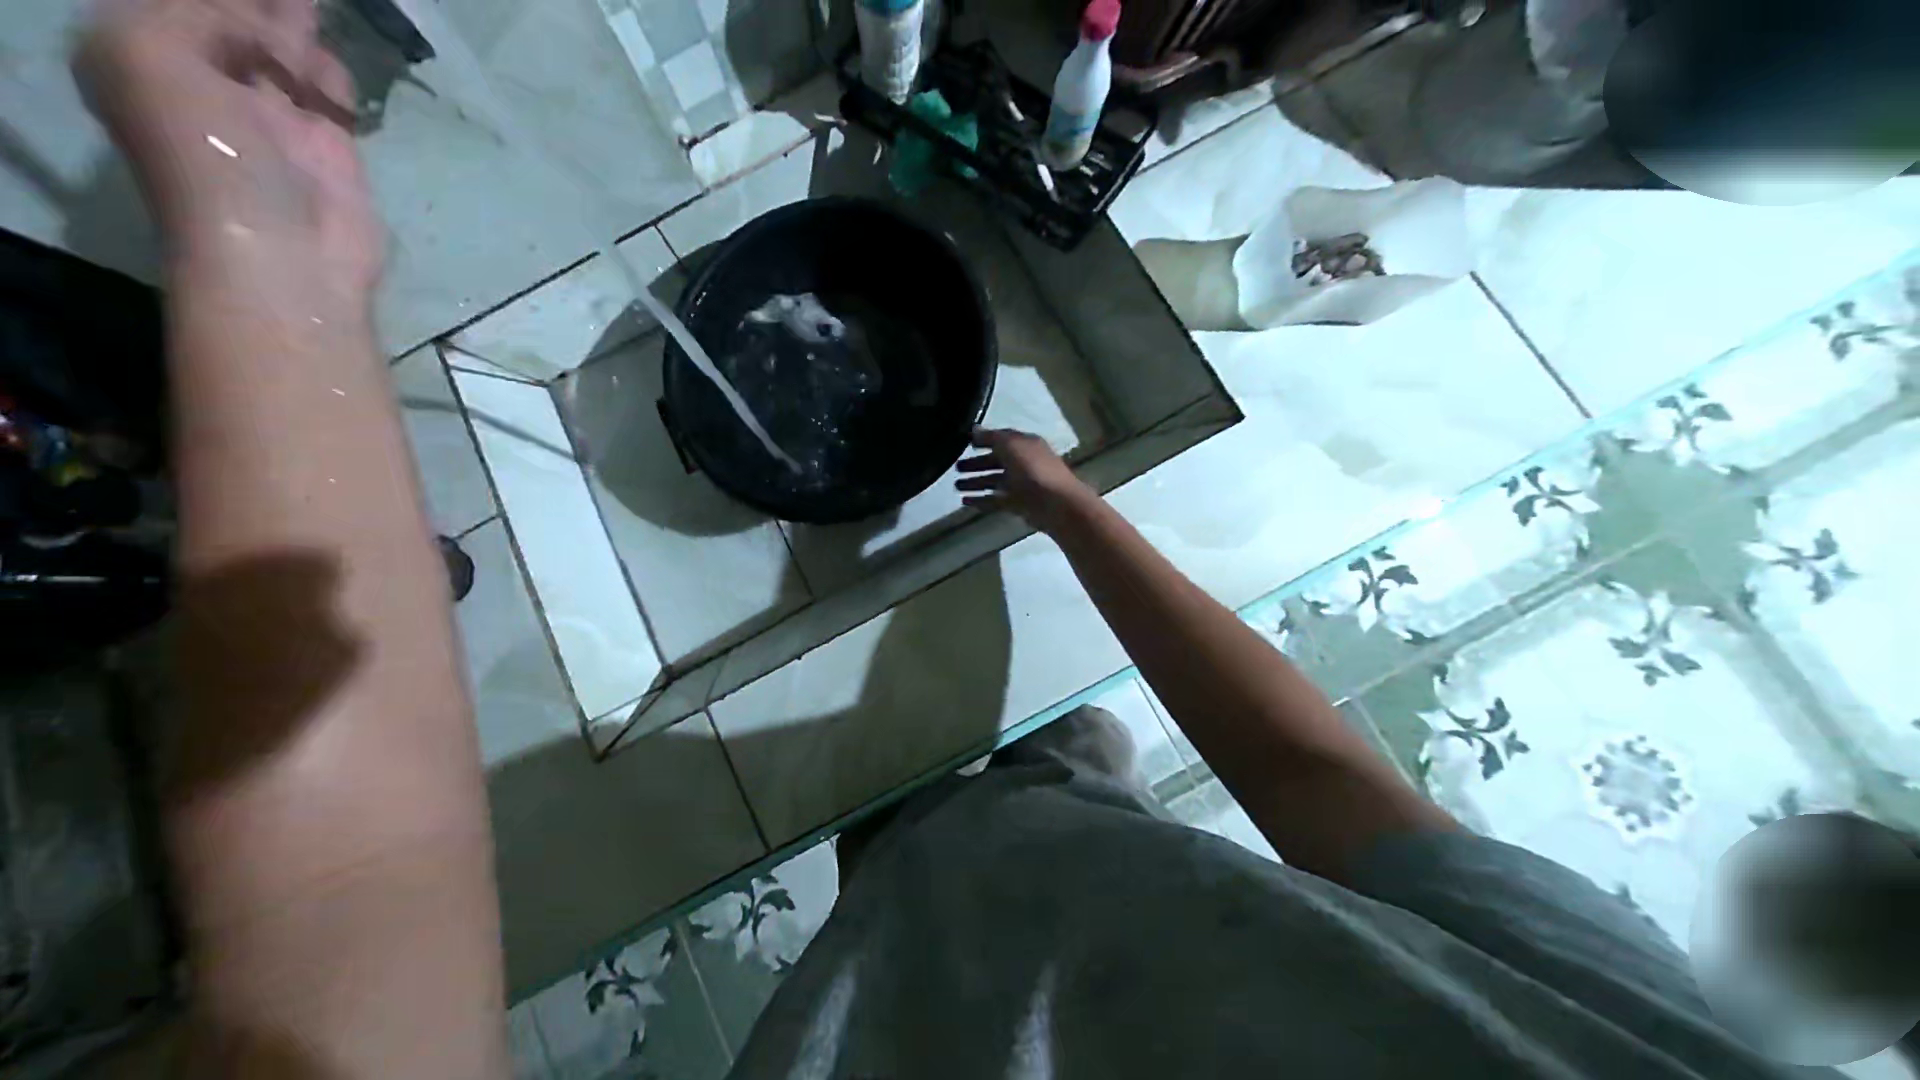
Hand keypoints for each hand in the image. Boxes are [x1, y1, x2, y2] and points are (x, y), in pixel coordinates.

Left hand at [75, 0, 381, 306]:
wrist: (287, 254)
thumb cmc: (208, 158)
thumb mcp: (156, 53)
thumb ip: (198, 11)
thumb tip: (269, 27)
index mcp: (142, 52)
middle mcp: (205, 79)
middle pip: (229, 16)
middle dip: (252, 3)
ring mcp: (273, 116)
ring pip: (283, 48)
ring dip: (292, 24)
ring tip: (309, 3)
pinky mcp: (330, 149)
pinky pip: (330, 94)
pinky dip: (332, 74)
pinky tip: (330, 62)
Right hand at [956, 427, 1096, 533]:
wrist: (1056, 504)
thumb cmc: (1033, 469)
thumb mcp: (1011, 446)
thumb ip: (991, 437)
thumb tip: (974, 429)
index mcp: (1025, 445)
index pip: (1001, 439)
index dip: (983, 440)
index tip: (965, 443)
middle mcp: (1023, 462)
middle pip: (996, 461)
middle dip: (976, 464)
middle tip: (956, 467)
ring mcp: (1021, 485)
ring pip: (994, 481)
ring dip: (975, 482)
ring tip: (956, 486)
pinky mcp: (1018, 504)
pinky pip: (996, 500)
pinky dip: (981, 500)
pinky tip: (965, 502)